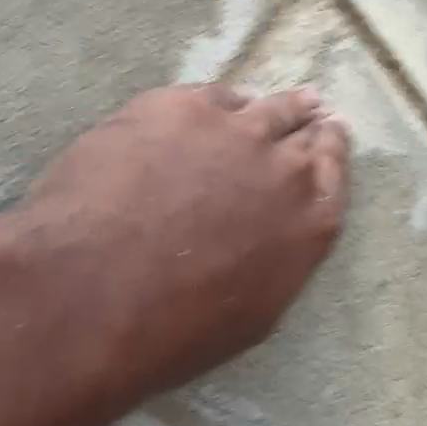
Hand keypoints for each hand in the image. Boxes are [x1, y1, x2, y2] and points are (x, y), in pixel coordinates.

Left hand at [17, 83, 349, 386]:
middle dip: (310, 121)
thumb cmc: (175, 329)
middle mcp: (284, 169)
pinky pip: (209, 96)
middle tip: (315, 108)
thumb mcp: (254, 314)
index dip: (333, 149)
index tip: (333, 132)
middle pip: (304, 131)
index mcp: (309, 224)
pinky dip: (220, 102)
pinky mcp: (177, 109)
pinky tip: (217, 103)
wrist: (93, 295)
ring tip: (279, 97)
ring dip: (277, 104)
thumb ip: (278, 260)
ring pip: (265, 106)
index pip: (333, 173)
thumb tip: (271, 235)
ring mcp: (232, 132)